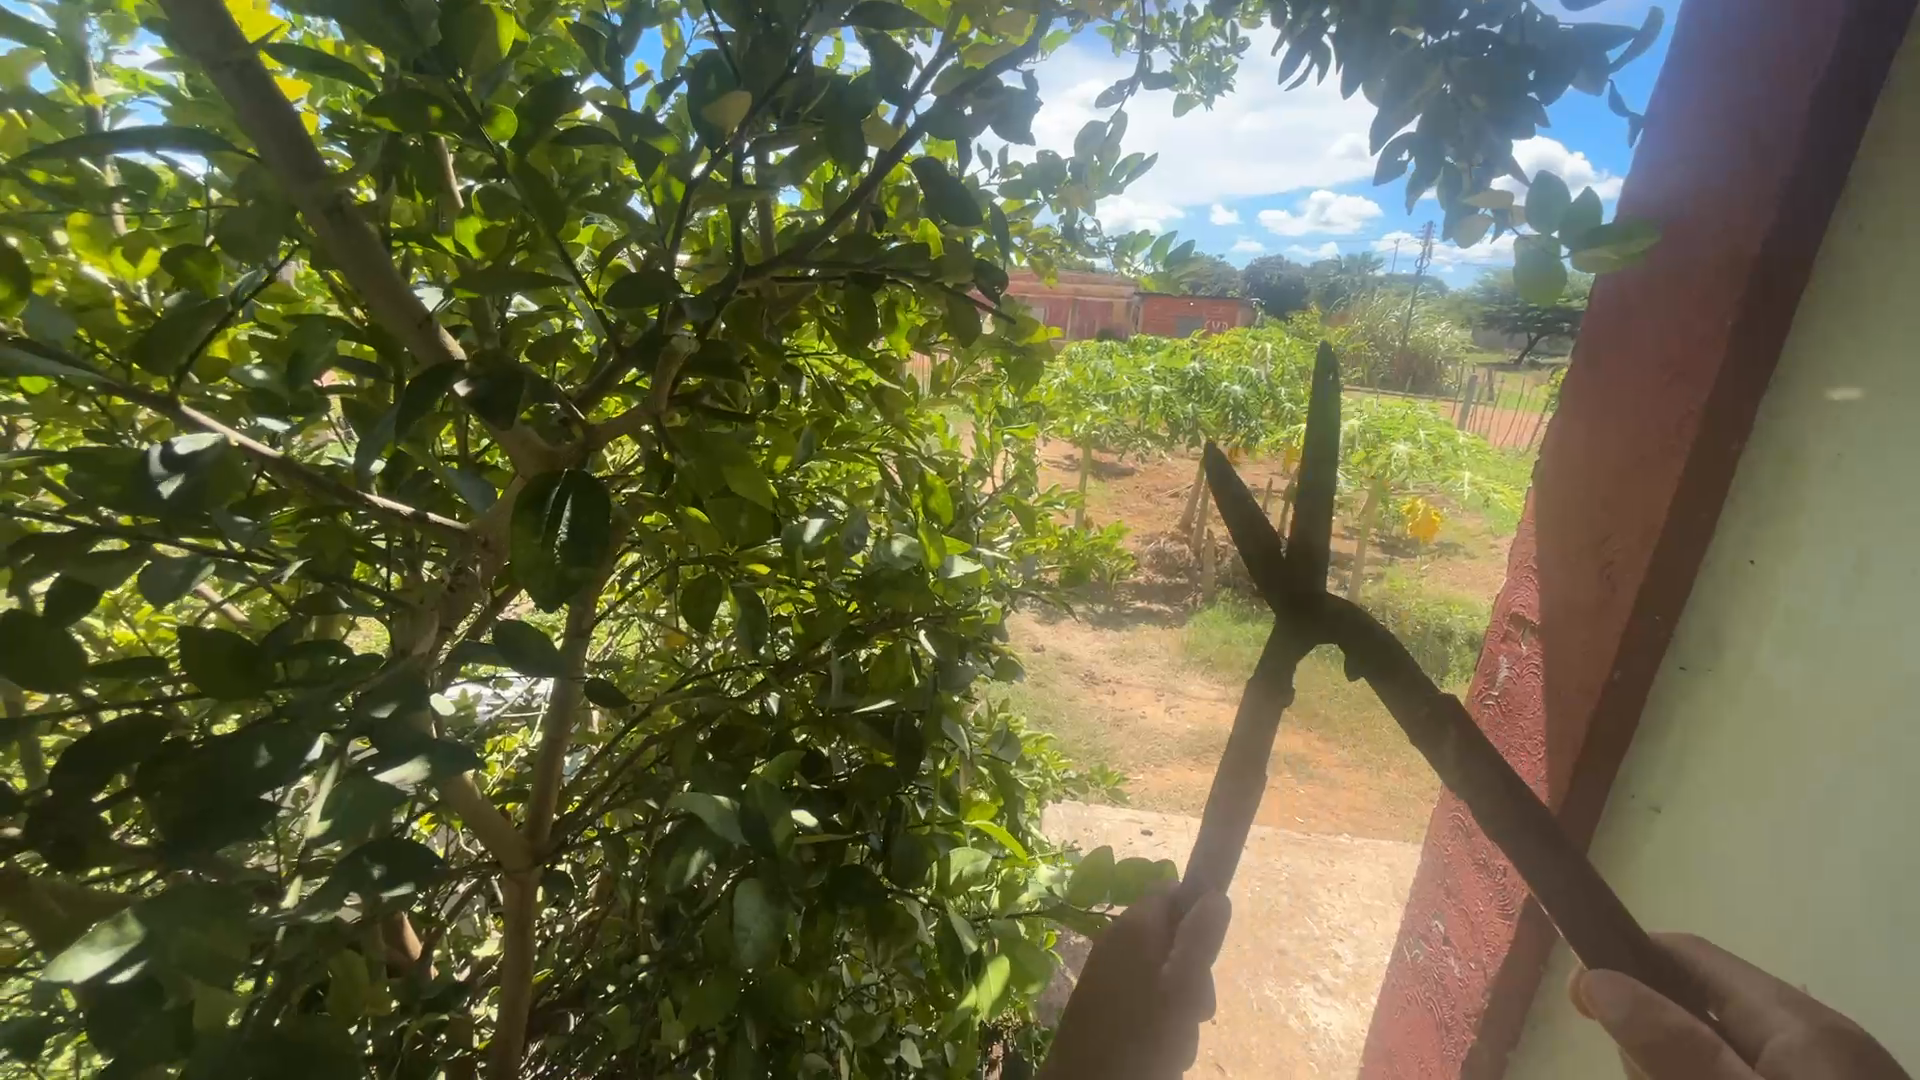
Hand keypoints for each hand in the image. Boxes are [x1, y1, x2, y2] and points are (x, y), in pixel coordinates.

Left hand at [1037, 884, 1232, 1079]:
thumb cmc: (1138, 1037)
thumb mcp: (1182, 988)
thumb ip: (1200, 939)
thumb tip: (1215, 895)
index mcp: (1135, 926)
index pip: (1171, 892)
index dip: (1197, 914)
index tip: (1209, 954)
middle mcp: (1118, 938)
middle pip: (1171, 938)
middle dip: (1193, 975)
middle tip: (1195, 1012)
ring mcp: (1107, 968)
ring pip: (1162, 975)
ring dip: (1179, 1007)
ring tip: (1175, 1041)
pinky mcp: (1102, 998)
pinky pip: (1144, 998)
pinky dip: (1159, 1021)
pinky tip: (1160, 1051)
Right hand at [1571, 932, 1909, 1079]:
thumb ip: (1673, 1047)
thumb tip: (1597, 980)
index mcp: (1800, 1024)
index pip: (1683, 952)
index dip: (1620, 962)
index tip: (1579, 1007)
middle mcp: (1816, 1046)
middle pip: (1692, 1009)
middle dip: (1653, 1049)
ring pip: (1711, 1059)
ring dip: (1676, 1079)